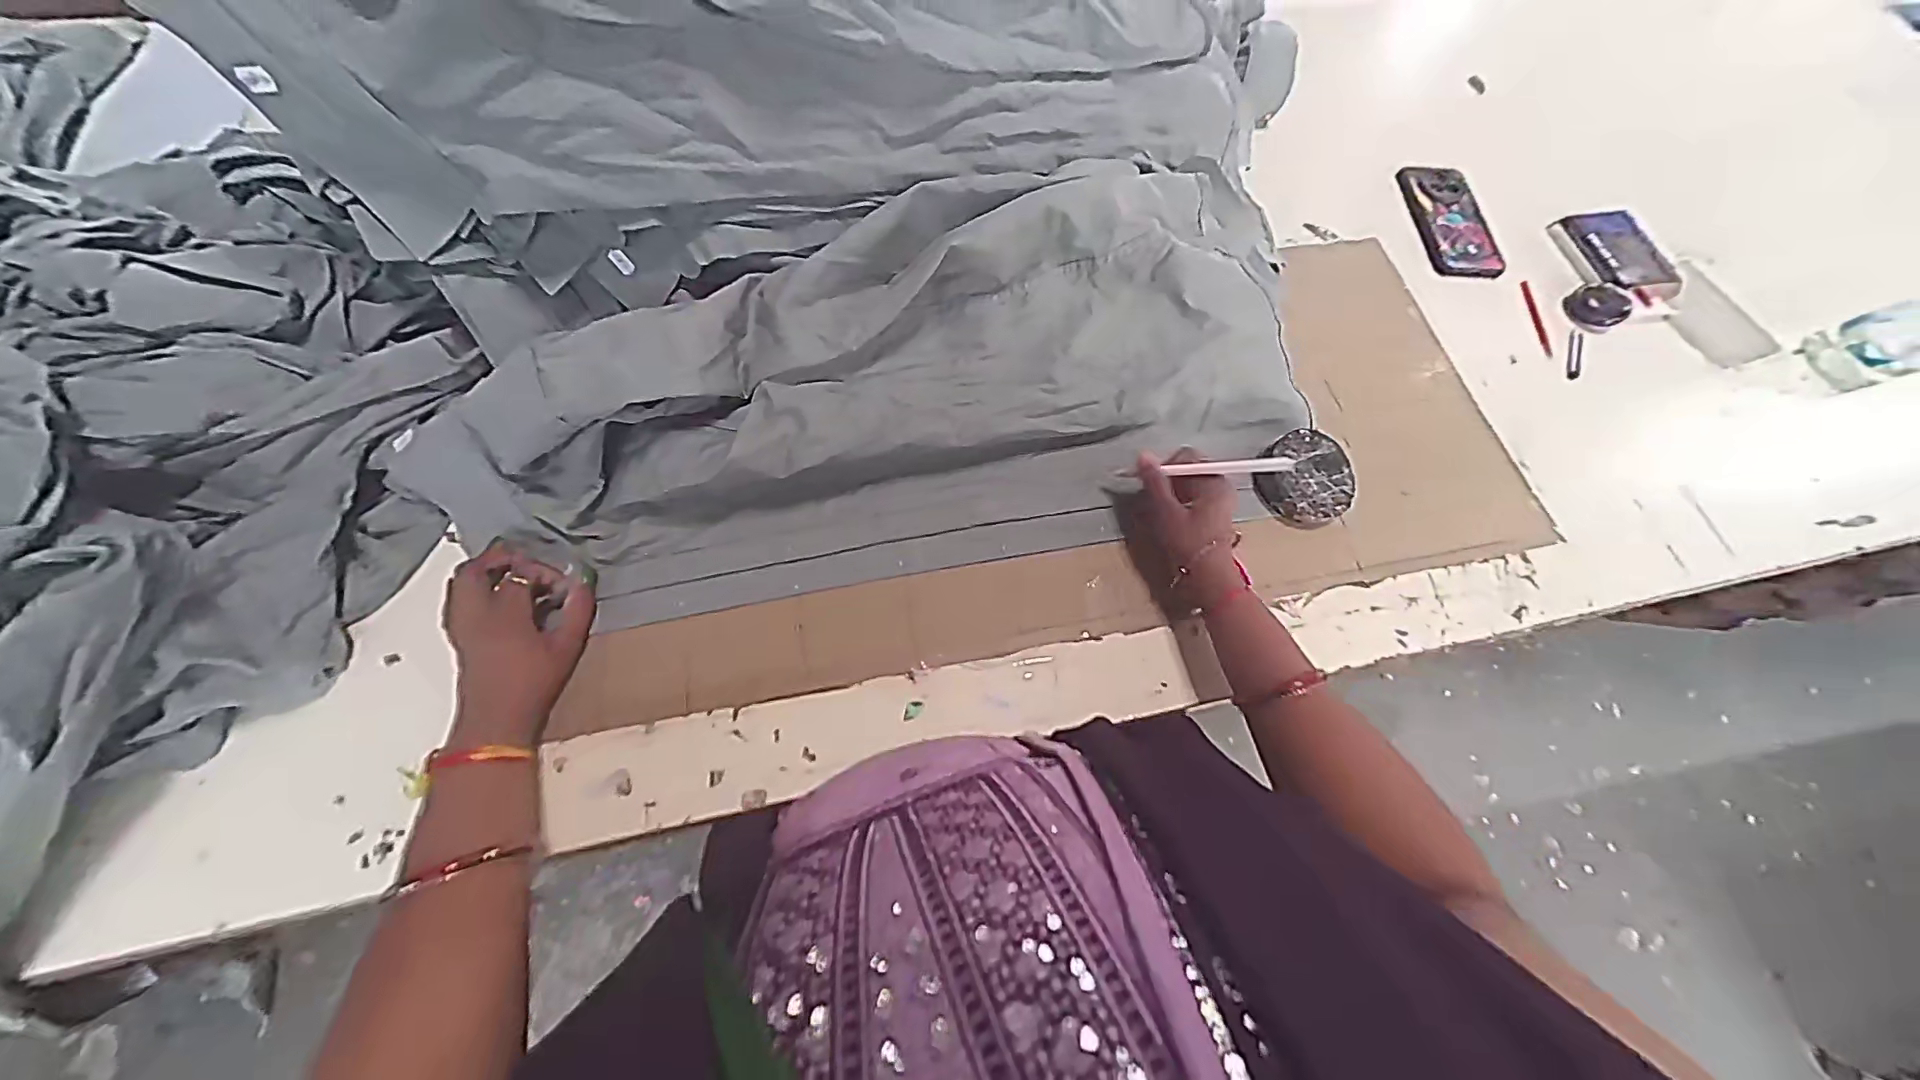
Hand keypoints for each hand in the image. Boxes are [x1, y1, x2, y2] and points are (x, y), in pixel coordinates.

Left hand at [441, 541, 595, 746]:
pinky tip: (500, 601)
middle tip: (528, 565)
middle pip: (478, 569)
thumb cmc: (536, 683)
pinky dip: (477, 588)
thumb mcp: (568, 646)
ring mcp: (460, 624)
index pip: (521, 574)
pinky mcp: (457, 635)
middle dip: (503, 559)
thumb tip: (582, 582)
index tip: (563, 586)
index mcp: (504, 613)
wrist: (497, 720)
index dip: (544, 572)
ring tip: (513, 578)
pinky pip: (459, 598)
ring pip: (461, 581)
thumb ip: (578, 610)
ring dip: (486, 572)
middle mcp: (475, 612)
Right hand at [1135, 448, 1240, 595]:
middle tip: (1152, 499)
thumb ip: (1155, 482)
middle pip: (1188, 471)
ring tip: (1160, 511)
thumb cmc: (1189, 544)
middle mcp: (1221, 486)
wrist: (1209, 578)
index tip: (1146, 482)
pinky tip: (1170, 519)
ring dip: (1171, 494)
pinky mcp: (1215, 515)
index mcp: (1214, 480)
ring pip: (1188, 486)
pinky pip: (1193, 499)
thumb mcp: (1166, 511)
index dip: (1163, 466)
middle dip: (1167, 481)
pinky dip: (1179, 504)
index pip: (1186, 457)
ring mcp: (1220, 501)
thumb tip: (1143, 457)